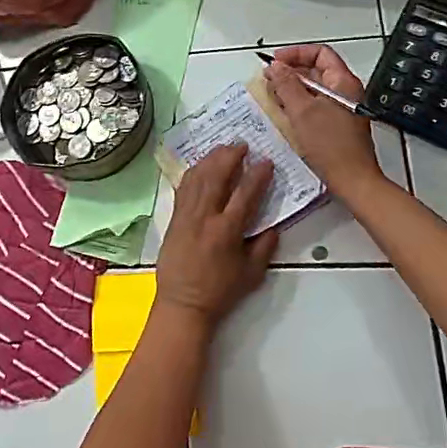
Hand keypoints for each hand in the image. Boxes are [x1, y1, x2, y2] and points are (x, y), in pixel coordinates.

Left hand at [154, 143, 277, 326]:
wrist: (183, 302)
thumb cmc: (220, 291)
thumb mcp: (252, 273)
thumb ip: (264, 246)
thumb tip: (273, 226)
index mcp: (227, 231)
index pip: (245, 195)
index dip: (256, 176)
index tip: (265, 161)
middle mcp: (204, 218)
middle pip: (216, 178)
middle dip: (230, 158)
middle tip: (241, 145)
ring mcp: (186, 217)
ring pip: (197, 180)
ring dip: (210, 161)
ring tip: (222, 149)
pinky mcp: (173, 219)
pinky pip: (183, 190)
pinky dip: (192, 175)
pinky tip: (199, 166)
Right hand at [262, 44, 382, 194]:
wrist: (351, 178)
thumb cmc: (330, 144)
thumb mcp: (302, 110)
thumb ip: (286, 84)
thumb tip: (275, 66)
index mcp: (343, 82)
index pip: (320, 53)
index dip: (295, 53)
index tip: (274, 62)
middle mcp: (344, 92)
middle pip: (315, 70)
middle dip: (289, 72)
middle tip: (268, 81)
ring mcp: (340, 108)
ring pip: (312, 89)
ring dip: (290, 90)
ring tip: (272, 98)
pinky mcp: (335, 124)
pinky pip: (313, 106)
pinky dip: (296, 105)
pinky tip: (283, 114)